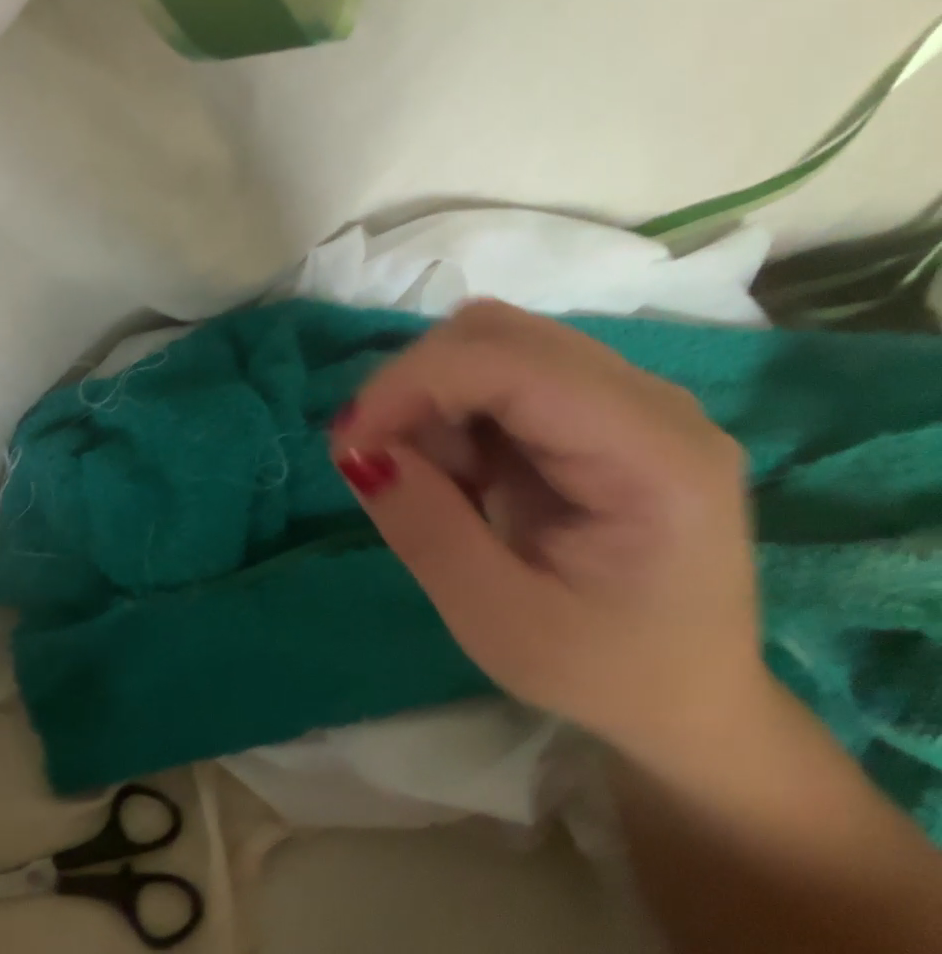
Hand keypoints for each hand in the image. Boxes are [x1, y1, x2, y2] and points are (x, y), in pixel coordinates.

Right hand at [328, 301, 764, 767]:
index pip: (510, 362)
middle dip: (414, 386)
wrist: (688, 699)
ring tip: (432, 483)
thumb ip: (425, 528)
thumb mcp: (496, 620)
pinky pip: (498, 376)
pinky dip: (451, 414)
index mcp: (653, 458)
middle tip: (380, 464)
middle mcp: (652, 405)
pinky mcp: (599, 412)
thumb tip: (356, 450)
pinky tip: (461, 477)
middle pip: (498, 334)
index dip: (410, 384)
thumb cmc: (602, 672)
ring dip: (431, 401)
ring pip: (490, 346)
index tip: (346, 446)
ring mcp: (628, 401)